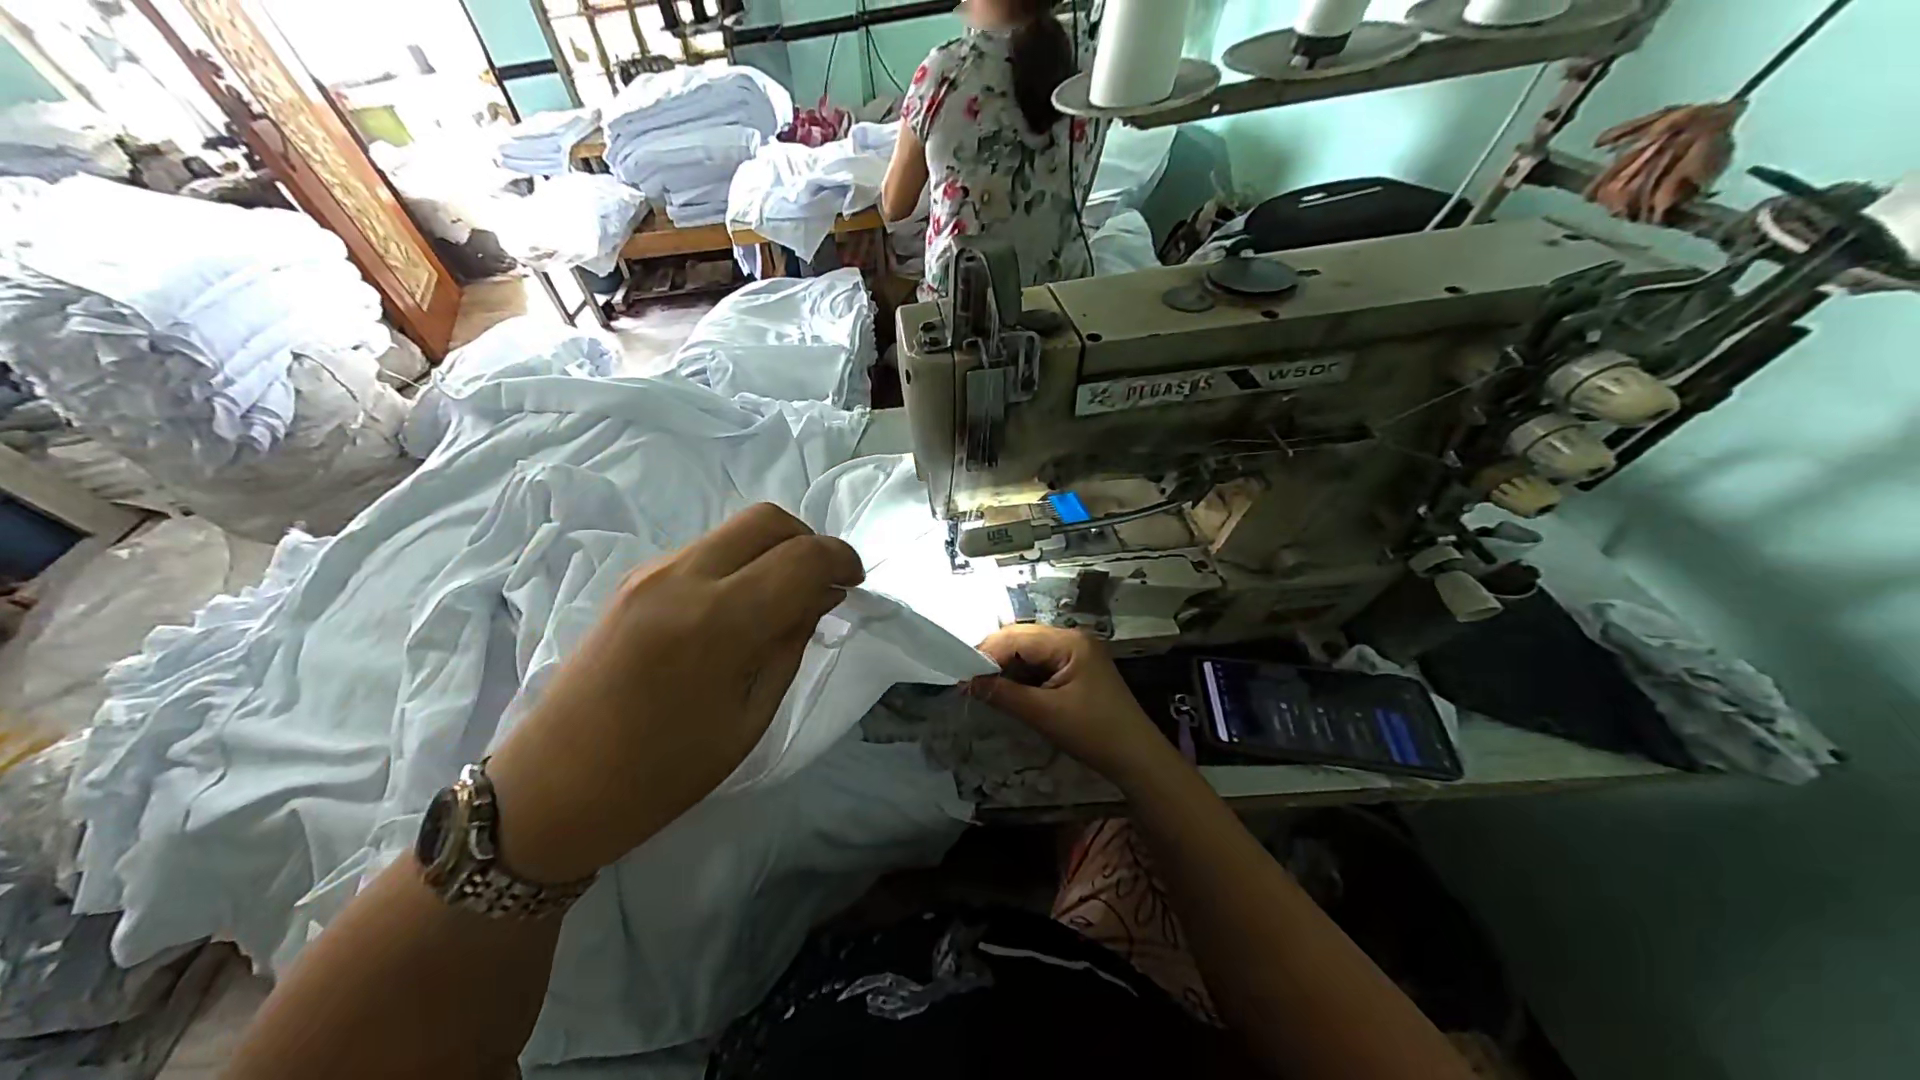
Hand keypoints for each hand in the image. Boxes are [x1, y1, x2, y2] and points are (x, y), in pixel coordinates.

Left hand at [485, 504, 863, 883]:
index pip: (801, 557)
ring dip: (772, 550)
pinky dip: (739, 563)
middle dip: (809, 541)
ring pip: (734, 530)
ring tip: (785, 598)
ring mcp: (650, 574)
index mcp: (717, 621)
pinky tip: (742, 606)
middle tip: (823, 583)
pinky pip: (704, 550)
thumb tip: (821, 596)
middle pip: (767, 520)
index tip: (854, 583)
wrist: (551, 789)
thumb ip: (790, 645)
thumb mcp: (749, 718)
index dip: (841, 560)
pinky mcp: (632, 580)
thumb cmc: (662, 774)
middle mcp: (682, 578)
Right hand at [972, 625, 1182, 790]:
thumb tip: (968, 683)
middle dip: (994, 658)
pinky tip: (1008, 690)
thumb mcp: (1045, 714)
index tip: (962, 675)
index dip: (986, 653)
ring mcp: (1076, 653)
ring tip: (983, 686)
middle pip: (1022, 638)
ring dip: (1006, 667)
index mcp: (1069, 642)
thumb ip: (1005, 694)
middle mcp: (1073, 638)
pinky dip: (1022, 675)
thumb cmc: (1095, 733)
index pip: (1016, 637)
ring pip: (1029, 651)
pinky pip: (1041, 663)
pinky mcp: (1077, 668)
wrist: (1137, 758)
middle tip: (968, 681)